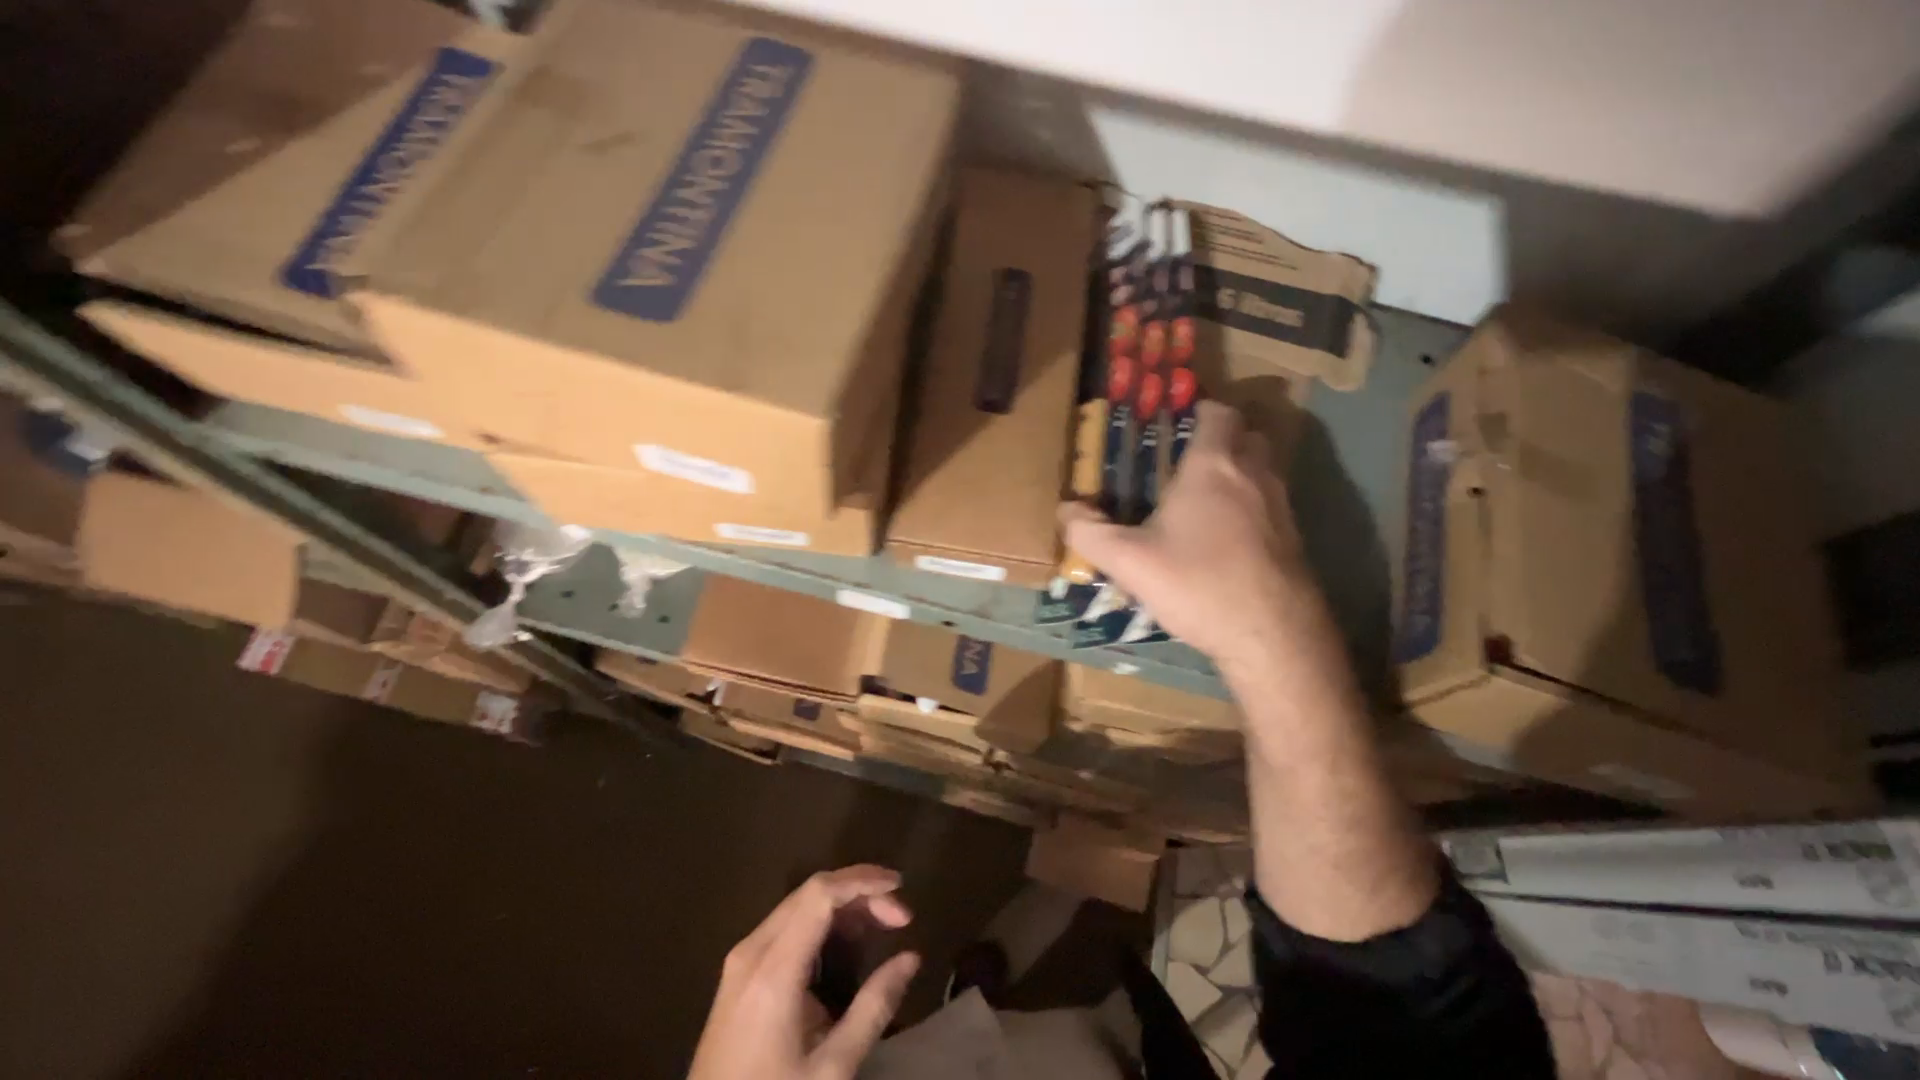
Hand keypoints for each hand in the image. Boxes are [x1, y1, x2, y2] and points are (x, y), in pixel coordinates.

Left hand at [687, 865, 920, 1079]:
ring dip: (841, 905)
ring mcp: (741, 960)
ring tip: (882, 925)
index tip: (902, 890)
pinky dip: (820, 922)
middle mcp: (752, 951)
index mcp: (774, 970)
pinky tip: (846, 942)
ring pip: (797, 906)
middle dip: (859, 892)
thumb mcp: (832, 1067)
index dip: (862, 881)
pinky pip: (784, 927)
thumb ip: (873, 1007)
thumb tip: (910, 958)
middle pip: (809, 893)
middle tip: (901, 917)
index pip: (819, 894)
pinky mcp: (739, 974)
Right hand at [1059, 401, 1334, 679]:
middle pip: (1247, 434)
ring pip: (1264, 469)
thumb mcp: (1129, 562)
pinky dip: (1252, 506)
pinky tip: (1227, 538)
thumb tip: (1065, 510)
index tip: (1177, 423)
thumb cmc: (1198, 584)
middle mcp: (1253, 473)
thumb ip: (1089, 532)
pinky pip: (1272, 504)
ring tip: (1205, 498)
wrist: (1273, 634)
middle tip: (1189, 459)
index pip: (1218, 413)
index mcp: (1212, 465)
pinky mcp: (1294, 538)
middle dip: (1223, 438)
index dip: (1200, 410)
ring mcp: (1280, 505)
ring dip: (1240, 471)